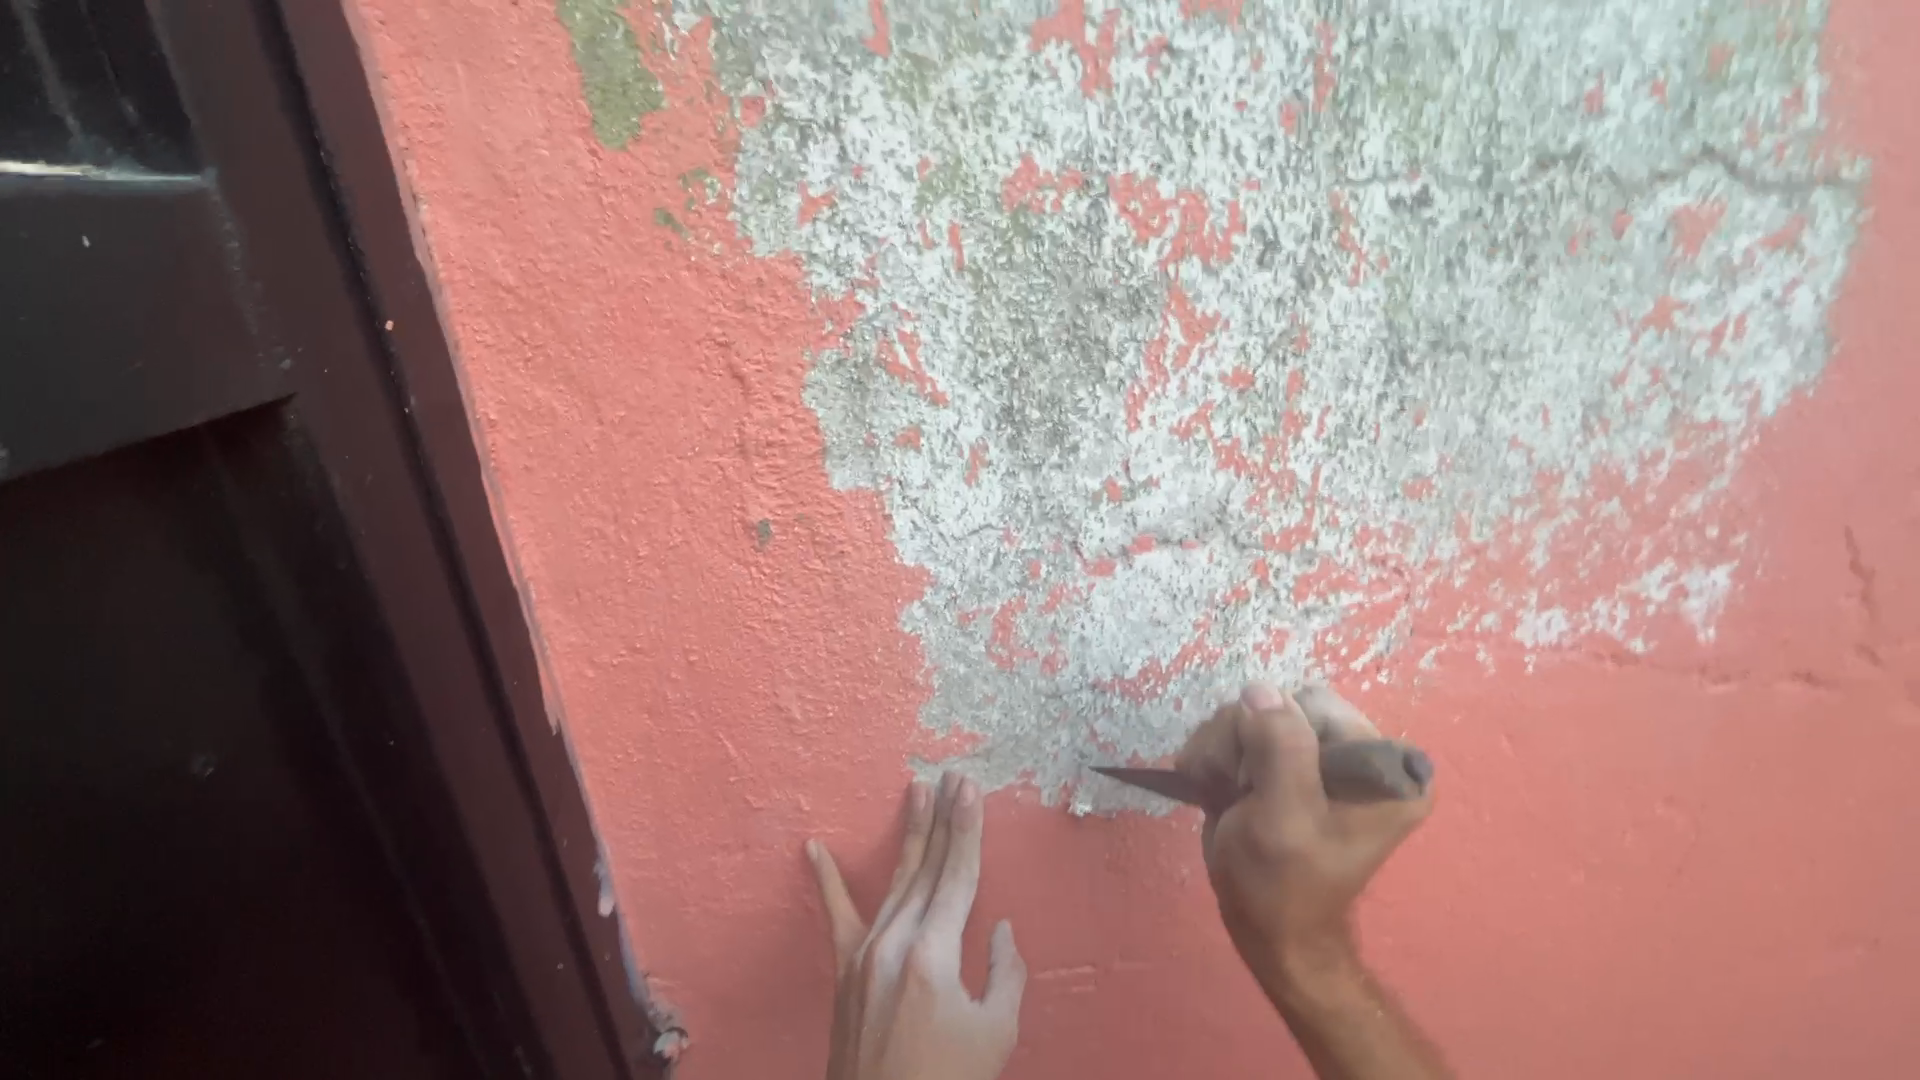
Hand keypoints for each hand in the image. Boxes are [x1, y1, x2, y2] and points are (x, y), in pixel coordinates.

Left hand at [807, 774, 1026, 1079]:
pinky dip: (826, 881)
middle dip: (943, 820)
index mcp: (934, 956)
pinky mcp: (845, 971)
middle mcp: (895, 943)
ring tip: (917, 791)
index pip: (957, 876)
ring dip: (910, 835)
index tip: (970, 790)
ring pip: (894, 881)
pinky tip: (813, 847)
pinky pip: (837, 917)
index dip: (967, 831)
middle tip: (952, 778)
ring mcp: (864, 954)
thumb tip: (1001, 931)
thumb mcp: (995, 1034)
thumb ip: (1004, 974)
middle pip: (927, 868)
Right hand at [1175, 683, 1431, 984]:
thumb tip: (1260, 690)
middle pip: (1278, 705)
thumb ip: (1280, 750)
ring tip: (1222, 792)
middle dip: (1241, 741)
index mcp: (1385, 767)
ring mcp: (1315, 757)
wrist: (1266, 930)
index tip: (1261, 781)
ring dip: (1221, 749)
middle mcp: (1356, 754)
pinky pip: (1237, 730)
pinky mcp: (1282, 764)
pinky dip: (1215, 754)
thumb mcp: (1284, 819)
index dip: (1276, 732)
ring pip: (1250, 715)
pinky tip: (1214, 787)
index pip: (1315, 705)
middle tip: (1234, 787)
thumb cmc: (1282, 885)